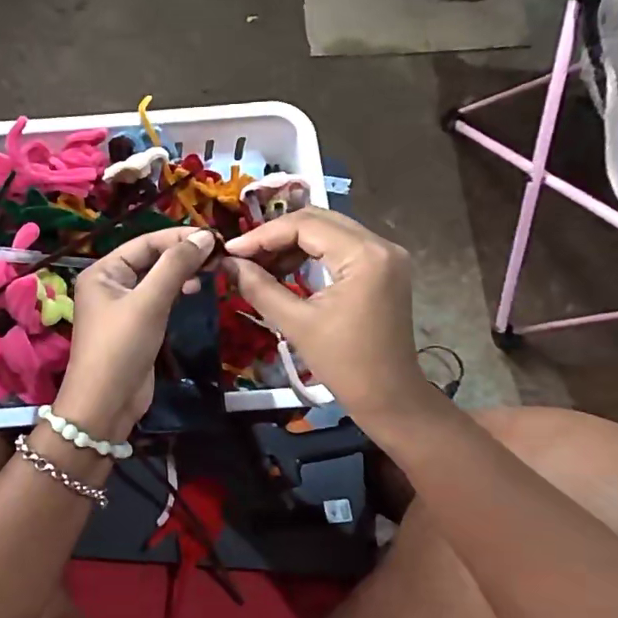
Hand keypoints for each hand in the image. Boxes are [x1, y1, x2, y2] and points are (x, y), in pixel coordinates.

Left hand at [53, 227, 217, 438]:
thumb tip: (204, 236)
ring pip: (158, 279)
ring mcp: (123, 306)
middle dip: (183, 254)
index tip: (215, 237)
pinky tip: (195, 291)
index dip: (179, 236)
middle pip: (152, 258)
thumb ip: (175, 266)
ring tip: (210, 272)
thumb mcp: (149, 303)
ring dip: (182, 272)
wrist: (105, 404)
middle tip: (218, 254)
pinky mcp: (137, 326)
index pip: (146, 242)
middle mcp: (110, 284)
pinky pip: (159, 299)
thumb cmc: (121, 347)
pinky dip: (177, 292)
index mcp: (103, 271)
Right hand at [220, 208, 429, 419]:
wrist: (389, 397)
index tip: (232, 251)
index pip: (305, 225)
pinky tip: (287, 271)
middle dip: (277, 235)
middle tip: (243, 256)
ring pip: (330, 231)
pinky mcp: (385, 268)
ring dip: (294, 243)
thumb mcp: (296, 324)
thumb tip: (228, 264)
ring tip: (261, 266)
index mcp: (364, 255)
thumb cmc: (344, 364)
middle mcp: (381, 244)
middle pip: (319, 220)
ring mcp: (387, 255)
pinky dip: (313, 254)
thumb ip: (259, 287)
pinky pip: (343, 247)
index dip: (263, 235)